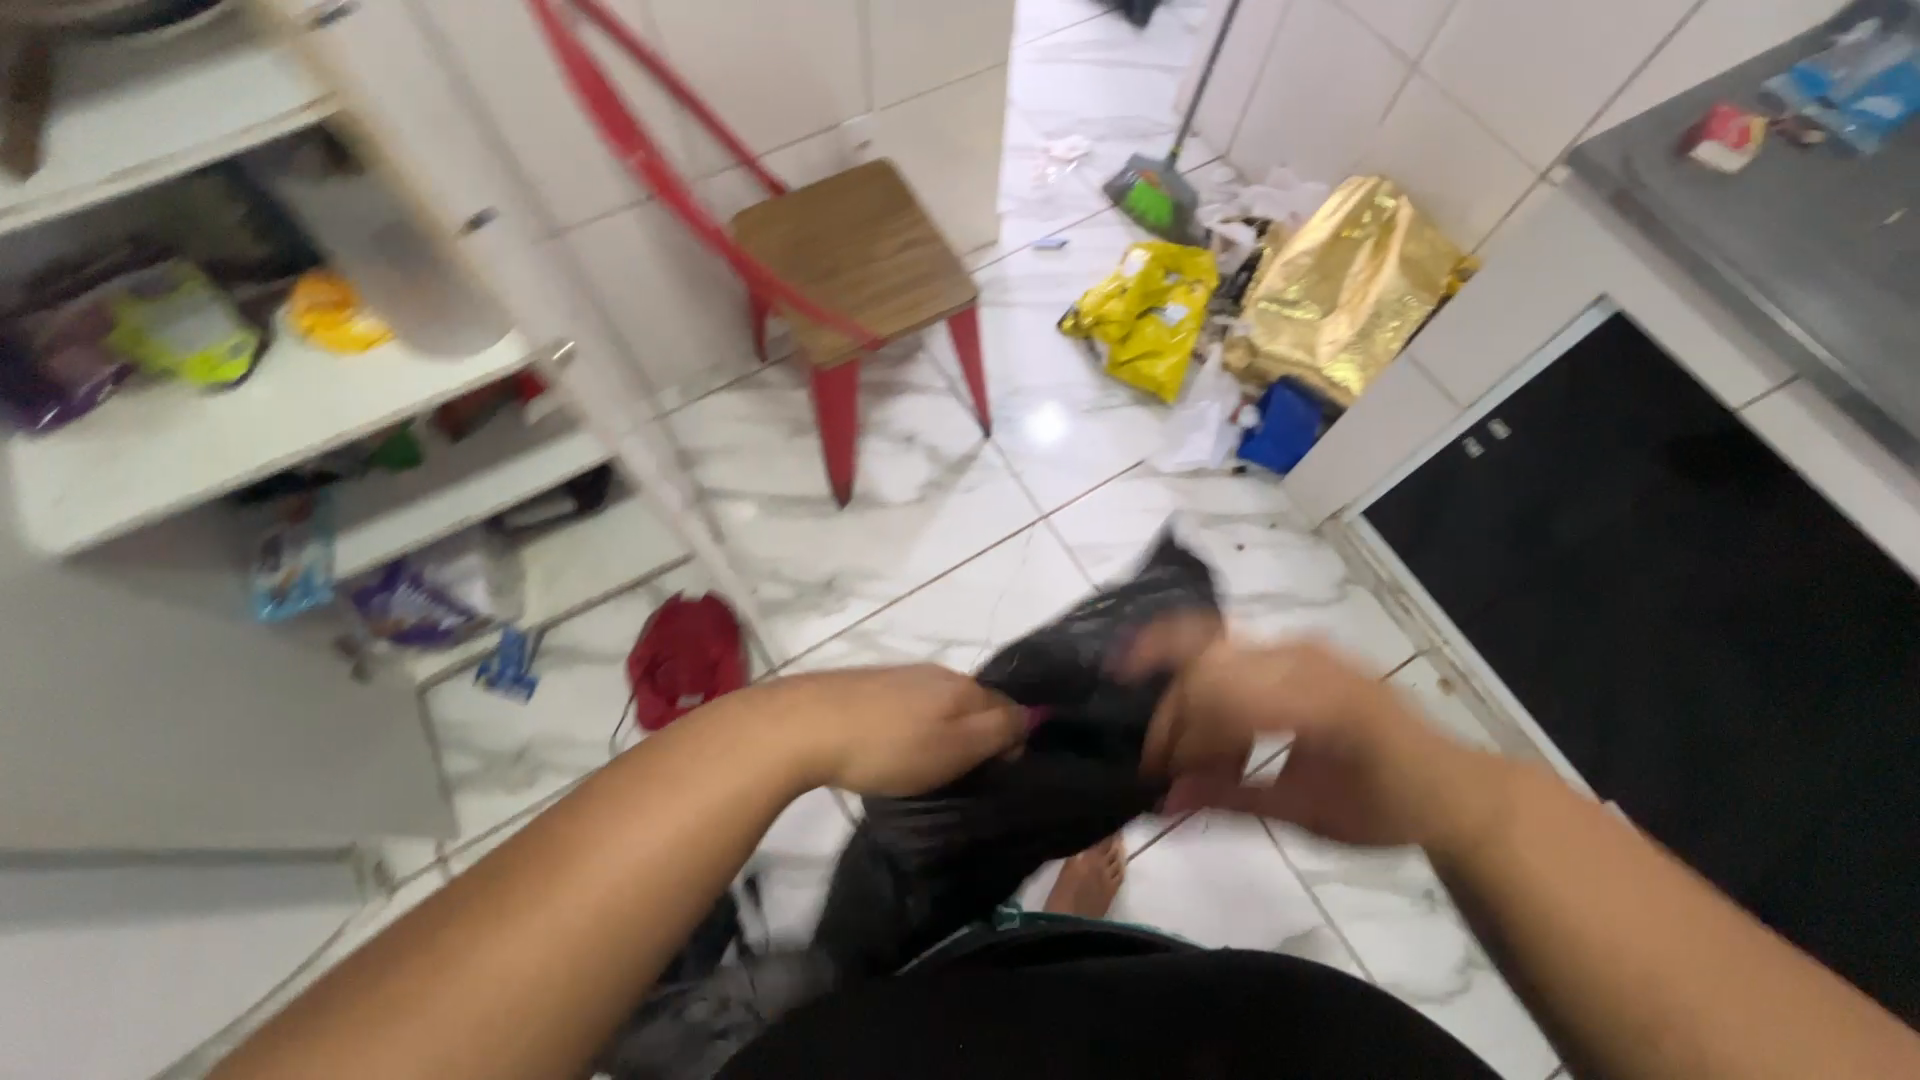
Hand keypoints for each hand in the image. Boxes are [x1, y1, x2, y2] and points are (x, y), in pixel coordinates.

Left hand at [765, 664, 1027, 796]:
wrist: (806, 727)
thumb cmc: (890, 746)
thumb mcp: (955, 748)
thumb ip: (998, 731)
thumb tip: (1034, 716)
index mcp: (963, 686)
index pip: (1009, 706)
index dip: (1012, 740)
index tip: (997, 774)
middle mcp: (937, 672)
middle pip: (975, 702)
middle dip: (979, 733)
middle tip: (965, 773)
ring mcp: (900, 676)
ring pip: (941, 703)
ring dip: (946, 729)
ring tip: (930, 764)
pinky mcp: (869, 686)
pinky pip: (909, 706)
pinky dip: (914, 726)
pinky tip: (896, 746)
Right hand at [1121, 615, 1505, 850]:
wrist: (1450, 785)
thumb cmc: (1386, 809)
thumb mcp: (1307, 815)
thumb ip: (1231, 800)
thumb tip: (1165, 800)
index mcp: (1318, 702)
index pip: (1216, 699)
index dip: (1178, 738)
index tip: (1159, 777)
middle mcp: (1305, 658)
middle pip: (1203, 665)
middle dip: (1171, 714)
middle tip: (1161, 764)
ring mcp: (1302, 647)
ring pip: (1211, 650)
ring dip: (1186, 698)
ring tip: (1193, 753)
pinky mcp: (1300, 649)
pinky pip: (1231, 652)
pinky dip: (1207, 687)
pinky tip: (1219, 734)